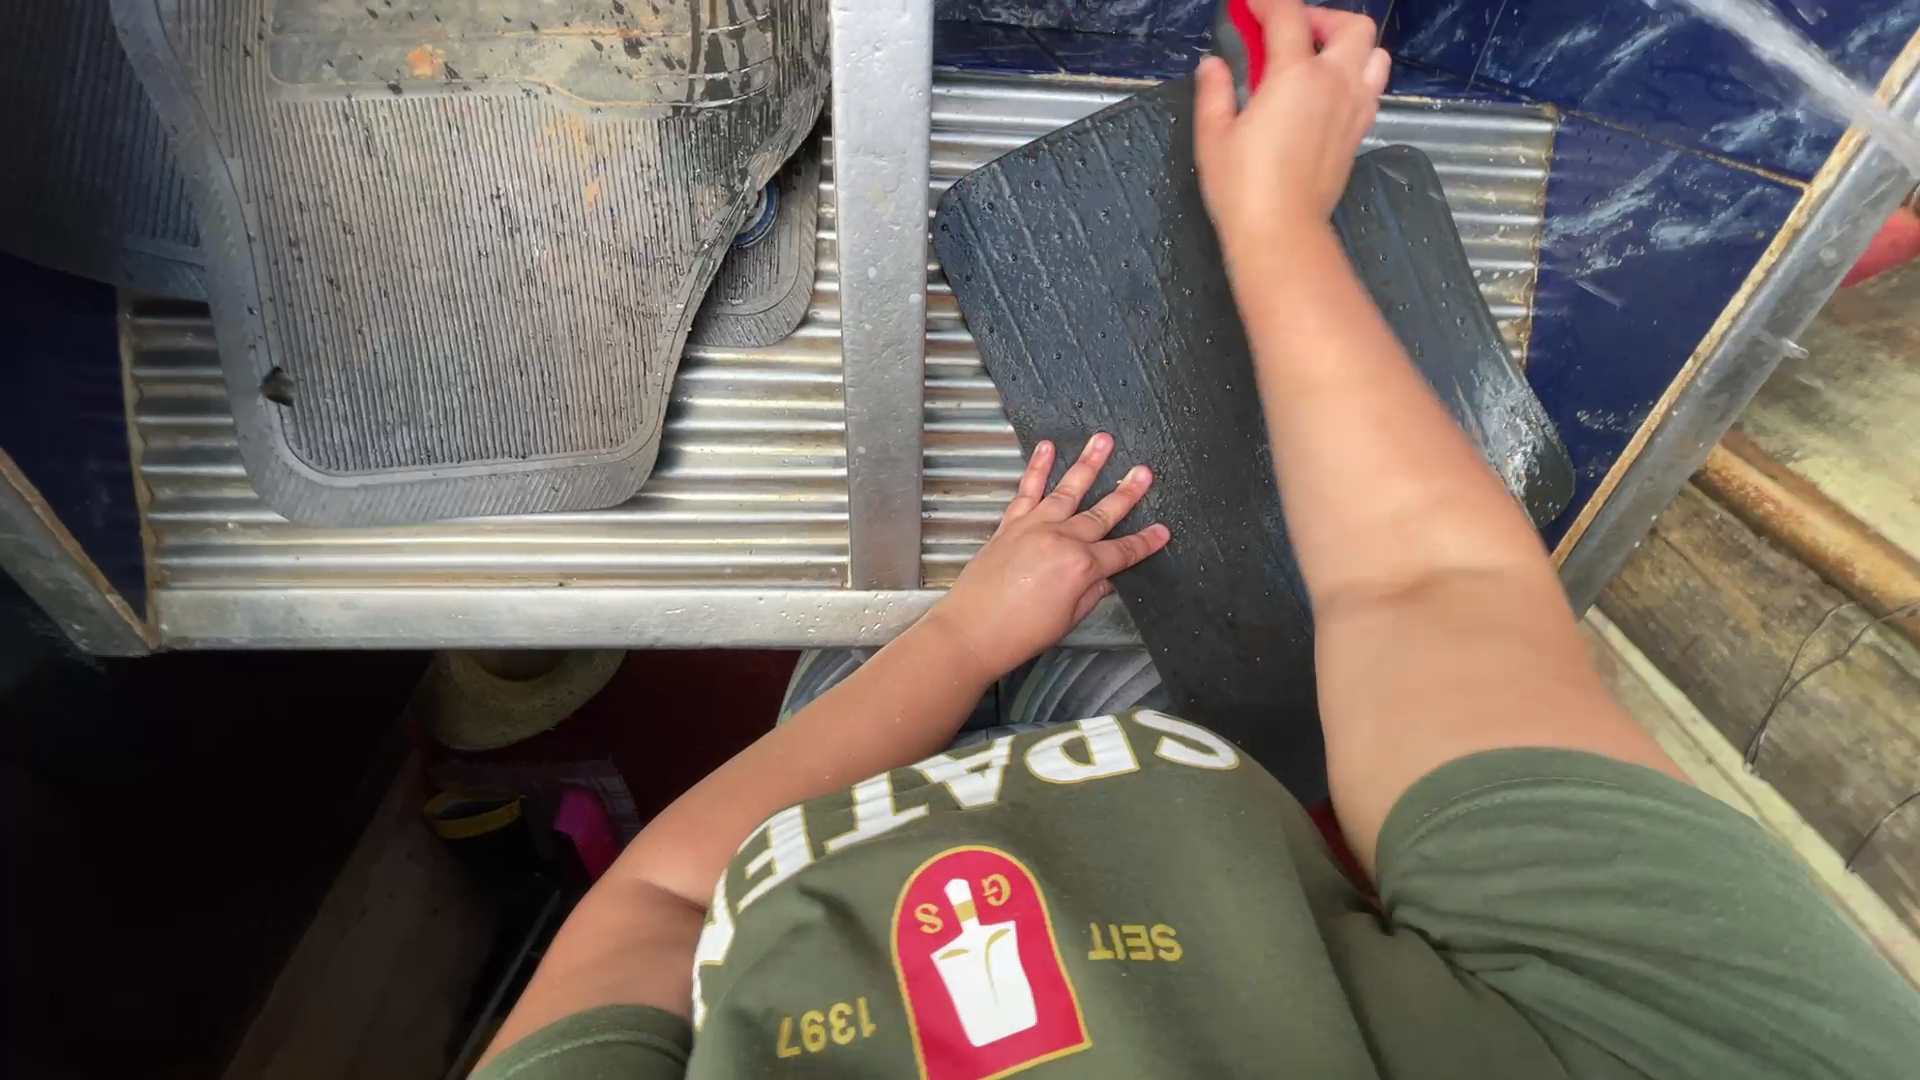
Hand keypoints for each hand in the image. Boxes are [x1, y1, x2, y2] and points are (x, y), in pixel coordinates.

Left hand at [923, 434, 1170, 681]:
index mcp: (1081, 568)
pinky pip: (1026, 490)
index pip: (1122, 552)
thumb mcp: (1069, 618)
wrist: (971, 631)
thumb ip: (1092, 592)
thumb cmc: (1018, 633)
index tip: (1163, 531)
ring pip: (1068, 489)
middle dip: (1127, 492)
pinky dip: (1037, 467)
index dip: (1146, 542)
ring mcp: (1034, 527)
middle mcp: (1060, 540)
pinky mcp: (1010, 525)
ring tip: (1104, 441)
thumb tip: (1106, 576)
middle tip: (1144, 472)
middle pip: (1102, 513)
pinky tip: (1046, 447)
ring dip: (1088, 463)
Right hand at [1194, 0, 1390, 269]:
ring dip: (1349, 46)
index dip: (1266, 3)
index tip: (1248, 4)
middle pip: (1348, 25)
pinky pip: (1371, 89)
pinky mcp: (1357, 136)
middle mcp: (1334, 83)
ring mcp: (1353, 109)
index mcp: (1295, 76)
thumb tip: (1212, 66)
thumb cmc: (1242, 189)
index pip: (1287, 16)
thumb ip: (1214, 94)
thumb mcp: (1214, 138)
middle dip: (1320, 18)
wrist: (1280, 232)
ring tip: (1320, 59)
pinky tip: (1330, 94)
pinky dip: (1356, 78)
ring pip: (1372, 53)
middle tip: (1291, 30)